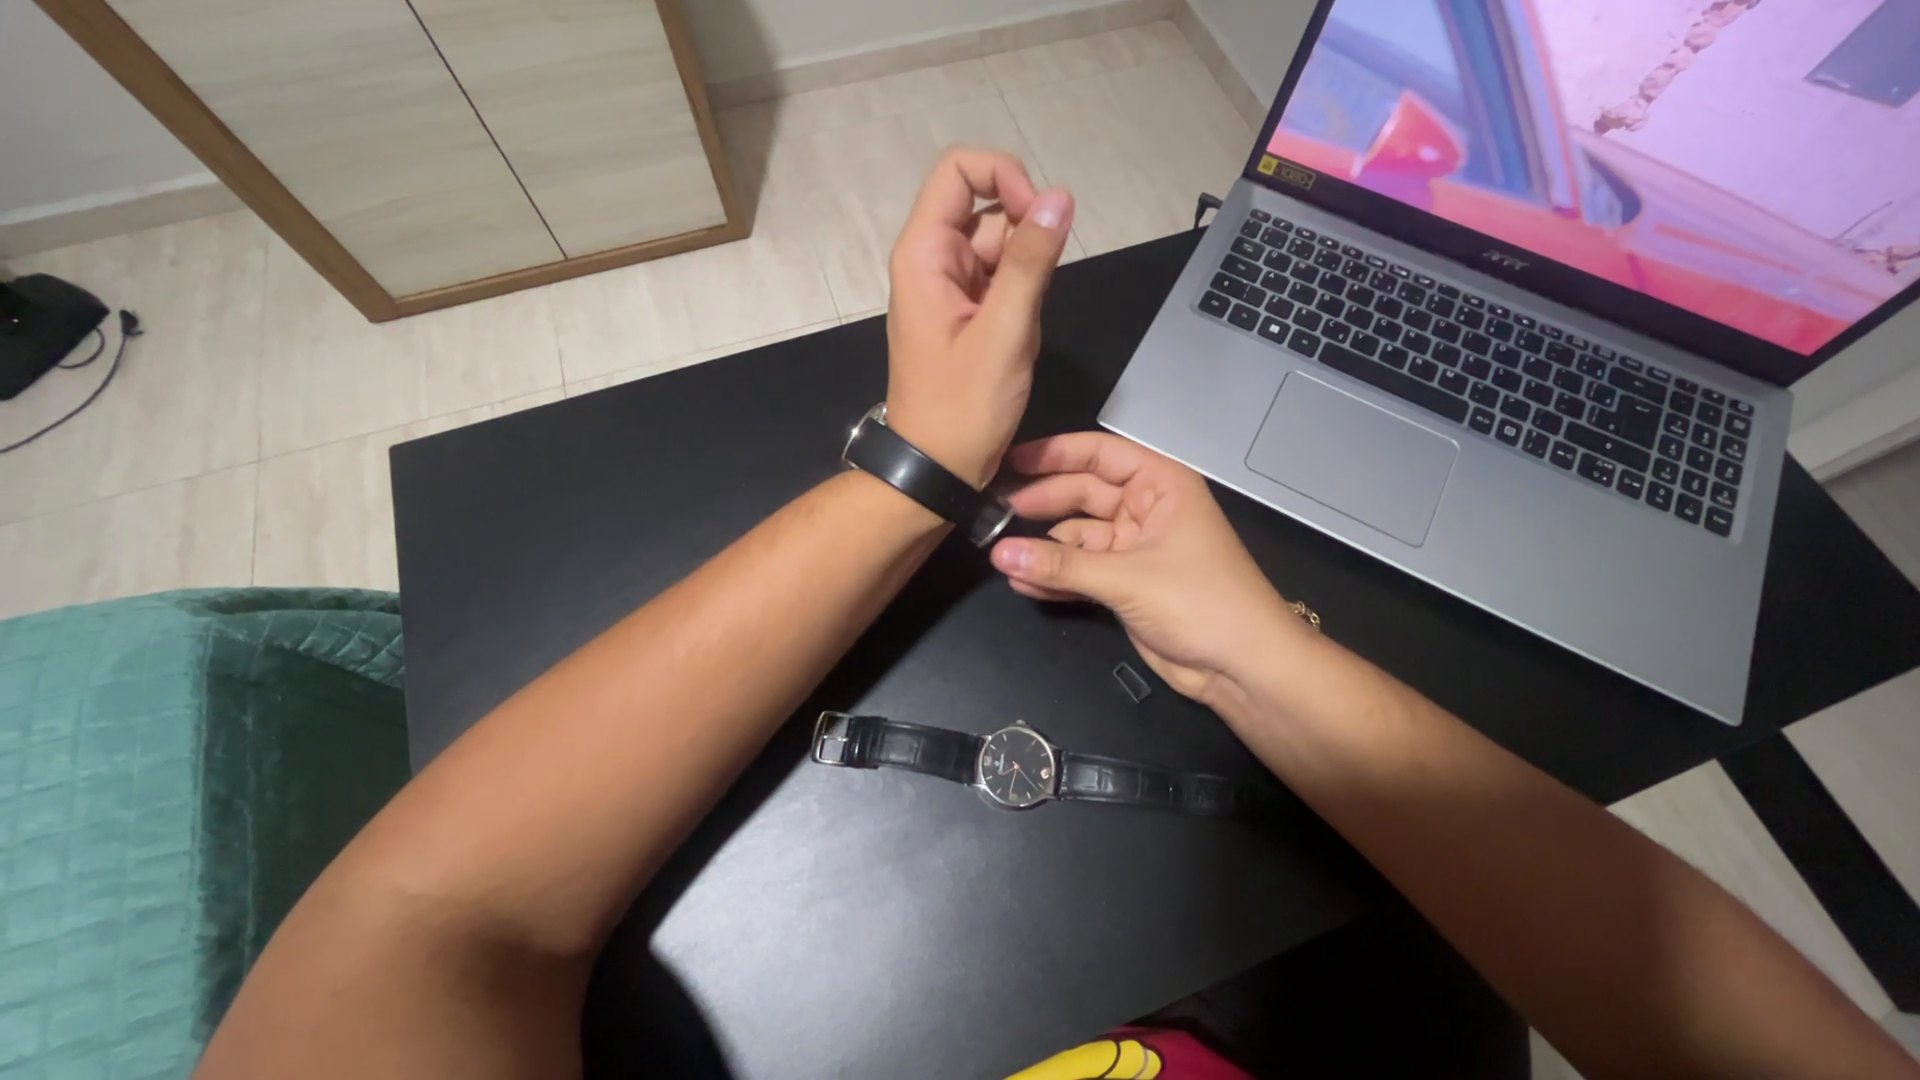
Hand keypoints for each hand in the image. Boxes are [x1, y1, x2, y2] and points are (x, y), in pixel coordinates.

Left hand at [884, 149, 1074, 487]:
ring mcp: (950, 287)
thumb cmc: (963, 408)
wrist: (938, 467)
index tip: (1038, 217)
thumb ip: (1032, 262)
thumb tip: (1060, 196)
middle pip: (987, 208)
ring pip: (1002, 248)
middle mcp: (932, 260)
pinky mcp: (967, 312)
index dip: (1004, 176)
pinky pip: (1002, 283)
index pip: (959, 170)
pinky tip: (1017, 342)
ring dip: (1025, 282)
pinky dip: (1020, 304)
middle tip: (1031, 298)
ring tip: (1018, 332)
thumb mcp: (1004, 333)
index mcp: (924, 254)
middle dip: (1023, 244)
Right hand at [988, 433, 1314, 703]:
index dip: (1054, 454)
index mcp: (1160, 485)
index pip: (1099, 455)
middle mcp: (1145, 509)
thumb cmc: (1200, 601)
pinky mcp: (1125, 586)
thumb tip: (999, 554)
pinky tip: (1022, 582)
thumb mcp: (1128, 577)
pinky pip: (1081, 573)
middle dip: (1040, 504)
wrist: (1243, 666)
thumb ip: (1062, 565)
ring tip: (999, 555)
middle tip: (994, 513)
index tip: (1009, 459)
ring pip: (1077, 538)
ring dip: (1043, 549)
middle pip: (1081, 495)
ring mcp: (1134, 549)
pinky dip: (1055, 578)